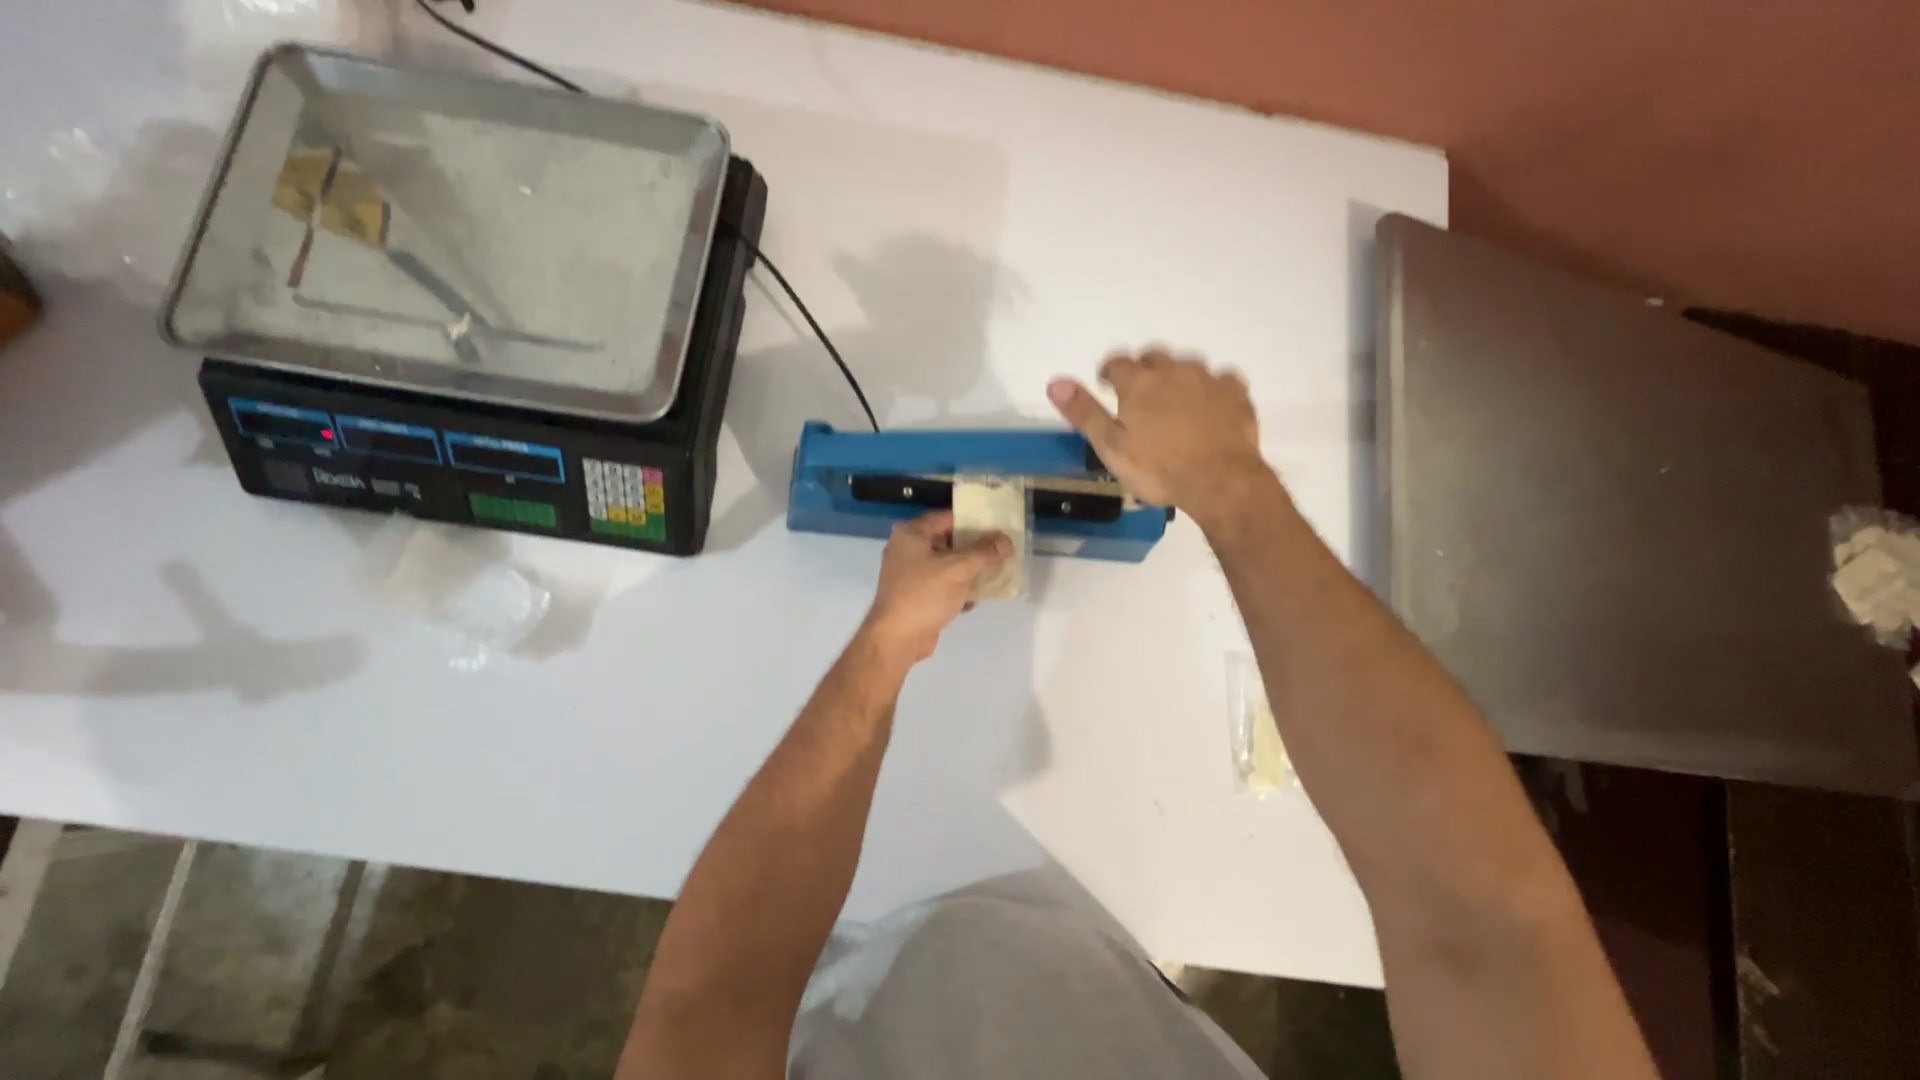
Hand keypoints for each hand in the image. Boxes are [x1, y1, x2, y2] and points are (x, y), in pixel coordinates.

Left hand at [860, 511, 1011, 665]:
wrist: (897, 638)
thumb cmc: (925, 594)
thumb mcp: (959, 568)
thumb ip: (985, 552)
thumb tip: (1006, 541)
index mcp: (912, 533)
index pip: (948, 517)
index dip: (974, 521)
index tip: (998, 528)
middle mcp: (907, 549)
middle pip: (948, 541)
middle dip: (975, 549)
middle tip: (1001, 551)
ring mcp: (909, 574)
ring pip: (946, 566)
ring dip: (969, 571)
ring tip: (995, 574)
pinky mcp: (915, 596)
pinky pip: (941, 586)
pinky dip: (958, 590)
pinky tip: (976, 599)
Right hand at [1047, 347, 1272, 523]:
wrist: (1220, 481)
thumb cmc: (1158, 468)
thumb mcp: (1111, 447)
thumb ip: (1084, 412)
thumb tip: (1055, 381)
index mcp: (1139, 383)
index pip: (1117, 362)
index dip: (1108, 371)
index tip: (1106, 383)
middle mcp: (1174, 371)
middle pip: (1154, 357)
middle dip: (1143, 369)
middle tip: (1139, 392)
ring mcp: (1208, 380)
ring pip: (1188, 364)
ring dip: (1177, 375)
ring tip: (1174, 399)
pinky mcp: (1236, 394)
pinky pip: (1222, 379)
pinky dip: (1213, 387)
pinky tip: (1211, 404)